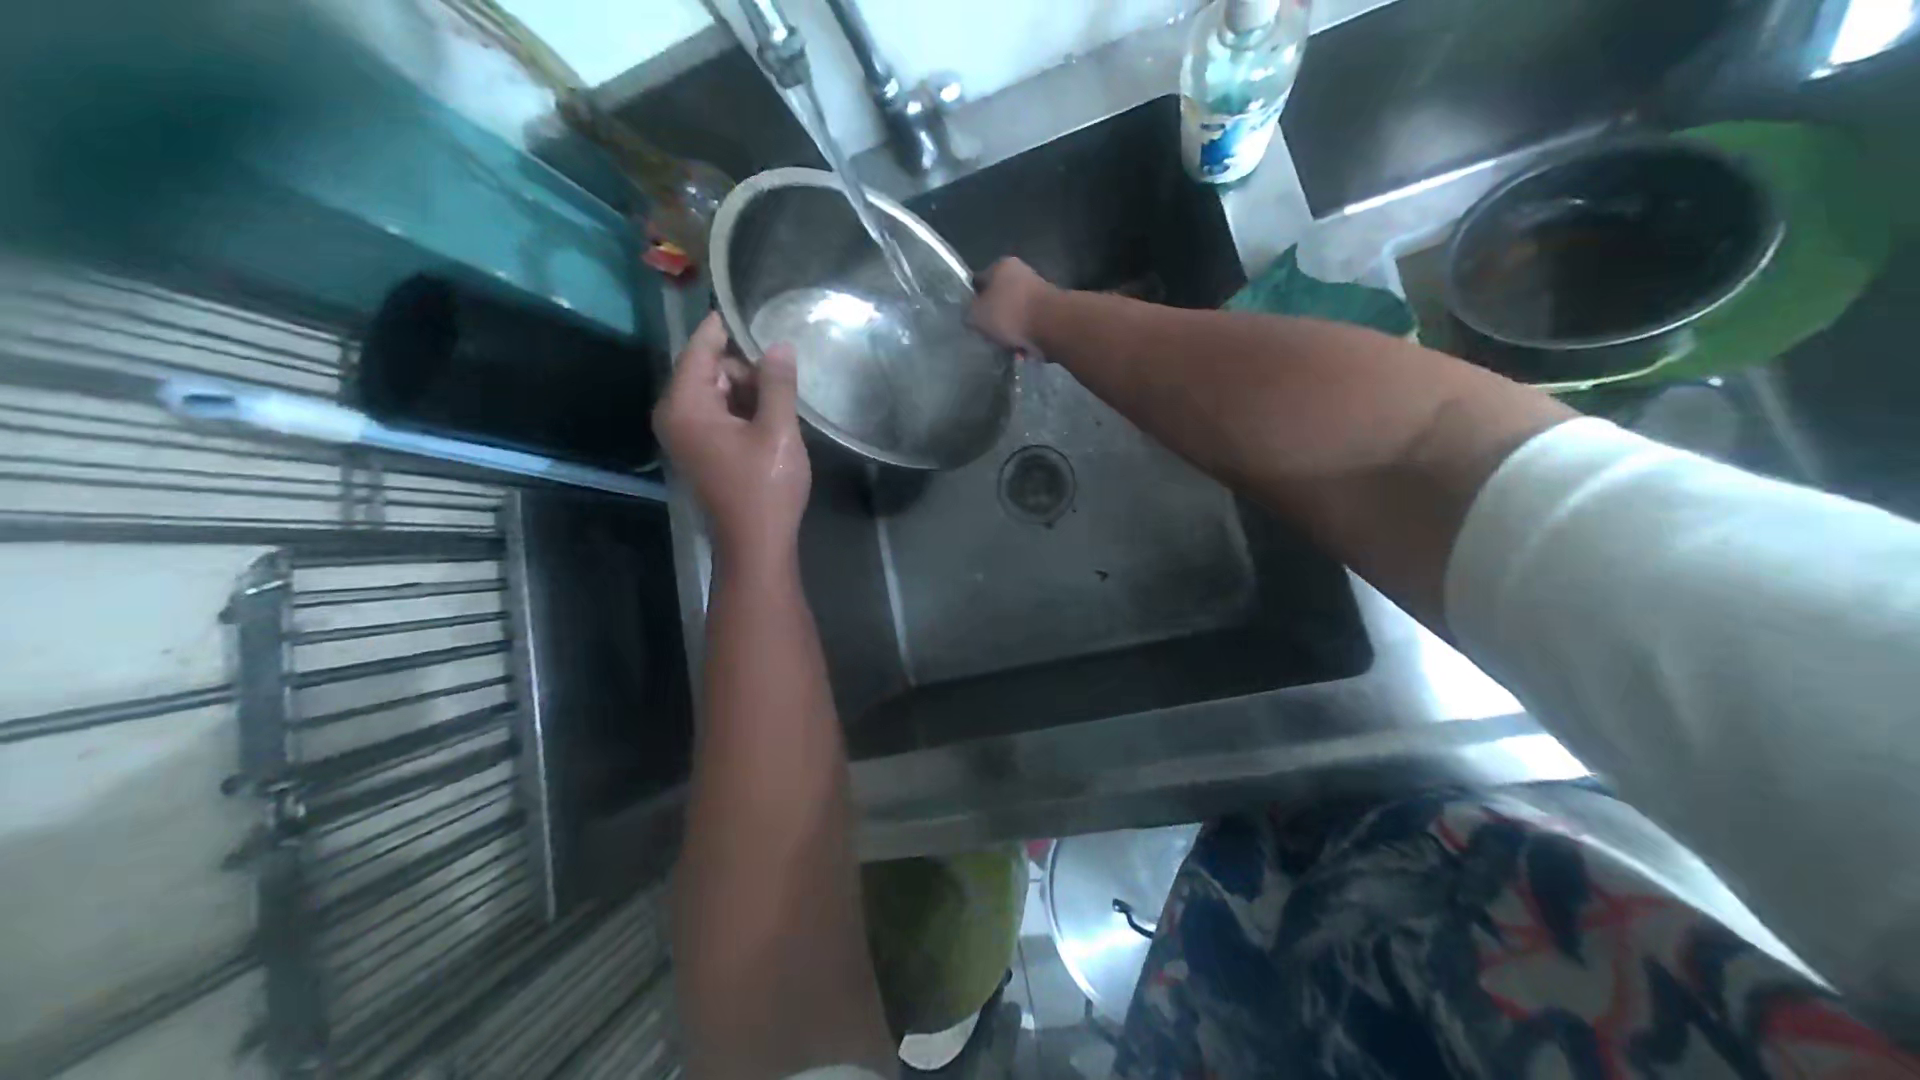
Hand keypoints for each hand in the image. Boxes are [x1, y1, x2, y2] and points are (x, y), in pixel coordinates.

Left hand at [654, 312, 810, 570]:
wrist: (756, 544)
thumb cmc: (765, 487)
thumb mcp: (778, 430)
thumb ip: (777, 383)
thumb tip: (779, 345)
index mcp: (685, 406)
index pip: (698, 349)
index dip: (722, 328)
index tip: (745, 309)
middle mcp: (675, 416)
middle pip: (707, 369)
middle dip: (743, 368)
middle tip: (780, 377)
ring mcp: (685, 436)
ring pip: (715, 392)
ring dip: (746, 391)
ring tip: (780, 403)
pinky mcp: (700, 451)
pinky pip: (717, 414)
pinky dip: (741, 410)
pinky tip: (770, 419)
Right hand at [970, 257, 1057, 355]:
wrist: (1051, 325)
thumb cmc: (1008, 313)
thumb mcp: (975, 315)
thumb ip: (969, 313)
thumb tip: (973, 316)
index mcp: (1002, 266)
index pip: (980, 282)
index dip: (974, 301)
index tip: (973, 319)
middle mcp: (1022, 274)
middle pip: (1000, 301)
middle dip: (996, 321)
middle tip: (990, 336)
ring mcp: (1039, 292)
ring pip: (1016, 317)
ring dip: (1011, 333)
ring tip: (1008, 347)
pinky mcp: (1051, 313)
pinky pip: (1031, 328)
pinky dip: (1027, 340)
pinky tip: (1023, 351)